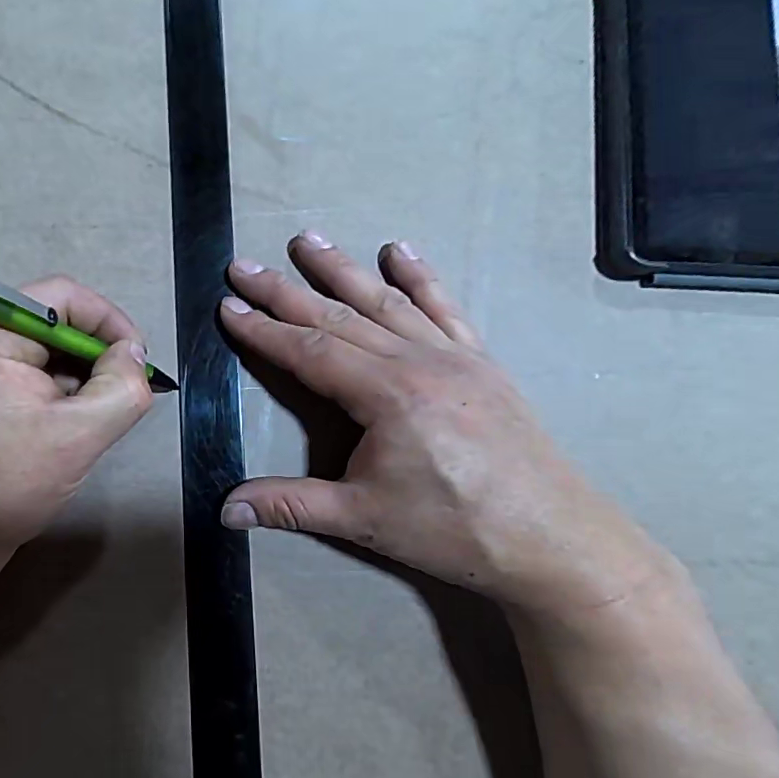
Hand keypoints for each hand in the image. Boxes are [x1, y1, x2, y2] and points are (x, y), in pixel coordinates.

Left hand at [0, 276, 155, 565]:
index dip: (108, 320)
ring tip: (88, 416)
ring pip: (38, 349)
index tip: (135, 358)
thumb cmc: (8, 487)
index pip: (59, 296)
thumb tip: (133, 354)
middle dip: (91, 355)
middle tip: (118, 392)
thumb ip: (122, 386)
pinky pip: (21, 370)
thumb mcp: (80, 436)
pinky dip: (52, 389)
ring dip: (74, 375)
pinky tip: (62, 423)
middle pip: (48, 322)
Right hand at [218, 233, 676, 621]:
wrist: (554, 538)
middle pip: (339, 315)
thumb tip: (224, 510)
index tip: (228, 306)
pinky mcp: (481, 361)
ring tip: (307, 239)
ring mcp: (453, 355)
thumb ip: (290, 505)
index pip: (309, 350)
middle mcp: (417, 360)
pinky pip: (444, 307)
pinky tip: (399, 251)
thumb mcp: (364, 519)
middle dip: (285, 290)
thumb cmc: (454, 530)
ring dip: (343, 269)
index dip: (263, 329)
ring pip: (386, 301)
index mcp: (386, 394)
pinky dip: (419, 277)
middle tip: (244, 266)